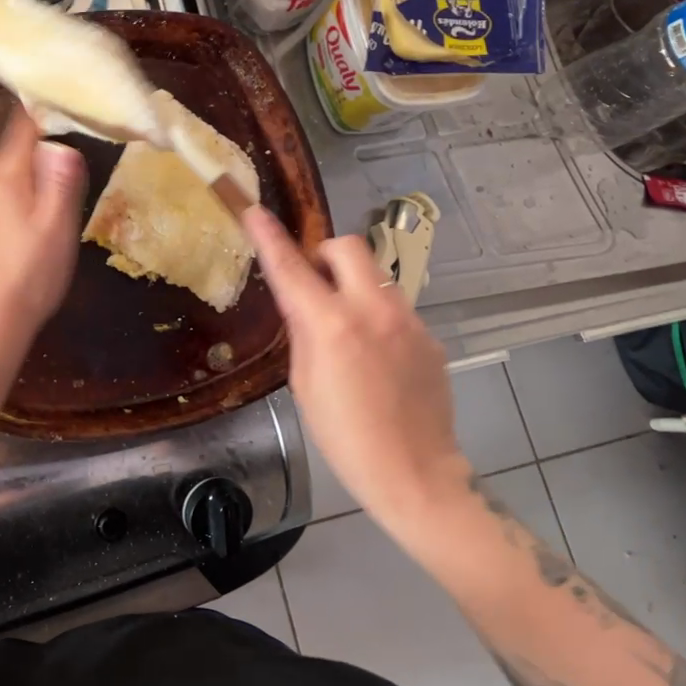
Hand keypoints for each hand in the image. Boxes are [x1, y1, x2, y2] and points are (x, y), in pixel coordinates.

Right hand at [242, 208, 470, 522]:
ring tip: (346, 328)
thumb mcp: (304, 384)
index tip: (255, 212)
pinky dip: (377, 317)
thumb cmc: (344, 438)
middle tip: (314, 283)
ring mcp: (408, 321)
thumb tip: (302, 305)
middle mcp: (373, 311)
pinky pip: (395, 308)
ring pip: (375, 276)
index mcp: (332, 326)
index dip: (269, 237)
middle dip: (325, 254)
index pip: (292, 268)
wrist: (416, 474)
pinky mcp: (429, 336)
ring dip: (352, 286)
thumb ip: (303, 334)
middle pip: (348, 246)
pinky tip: (375, 357)